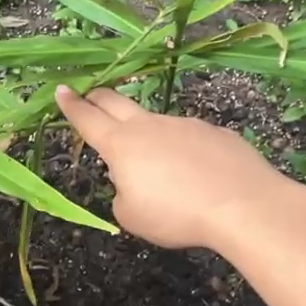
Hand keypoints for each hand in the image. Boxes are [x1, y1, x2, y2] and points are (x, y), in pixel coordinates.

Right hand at [55, 84, 293, 249]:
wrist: (244, 205)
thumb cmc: (176, 214)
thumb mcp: (131, 216)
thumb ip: (122, 194)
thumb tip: (130, 179)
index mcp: (120, 144)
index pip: (87, 118)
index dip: (70, 105)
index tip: (61, 90)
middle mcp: (149, 126)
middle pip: (116, 102)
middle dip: (98, 98)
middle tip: (89, 97)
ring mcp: (184, 125)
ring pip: (155, 123)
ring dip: (146, 134)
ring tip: (158, 167)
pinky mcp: (215, 132)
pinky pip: (189, 137)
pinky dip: (183, 149)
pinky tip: (197, 175)